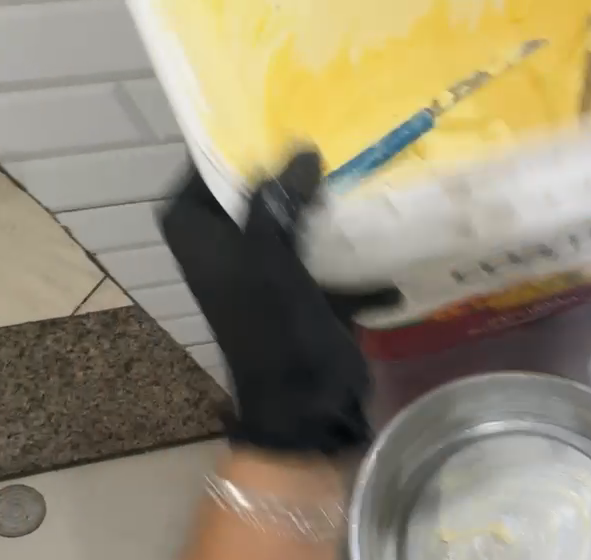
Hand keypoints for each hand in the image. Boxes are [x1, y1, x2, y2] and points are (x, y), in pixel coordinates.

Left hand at [159, 151, 396, 457]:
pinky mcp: (305, 301)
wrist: (305, 404)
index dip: (246, 144)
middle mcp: (228, 249)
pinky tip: (391, 273)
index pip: (213, 165)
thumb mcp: (270, 258)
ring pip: (300, 229)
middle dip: (300, 178)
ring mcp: (269, 276)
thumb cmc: (274, 330)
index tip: (290, 122)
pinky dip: (360, 275)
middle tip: (339, 149)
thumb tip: (304, 151)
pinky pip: (333, 272)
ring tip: (368, 192)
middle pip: (262, 195)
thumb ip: (278, 200)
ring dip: (333, 220)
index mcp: (199, 233)